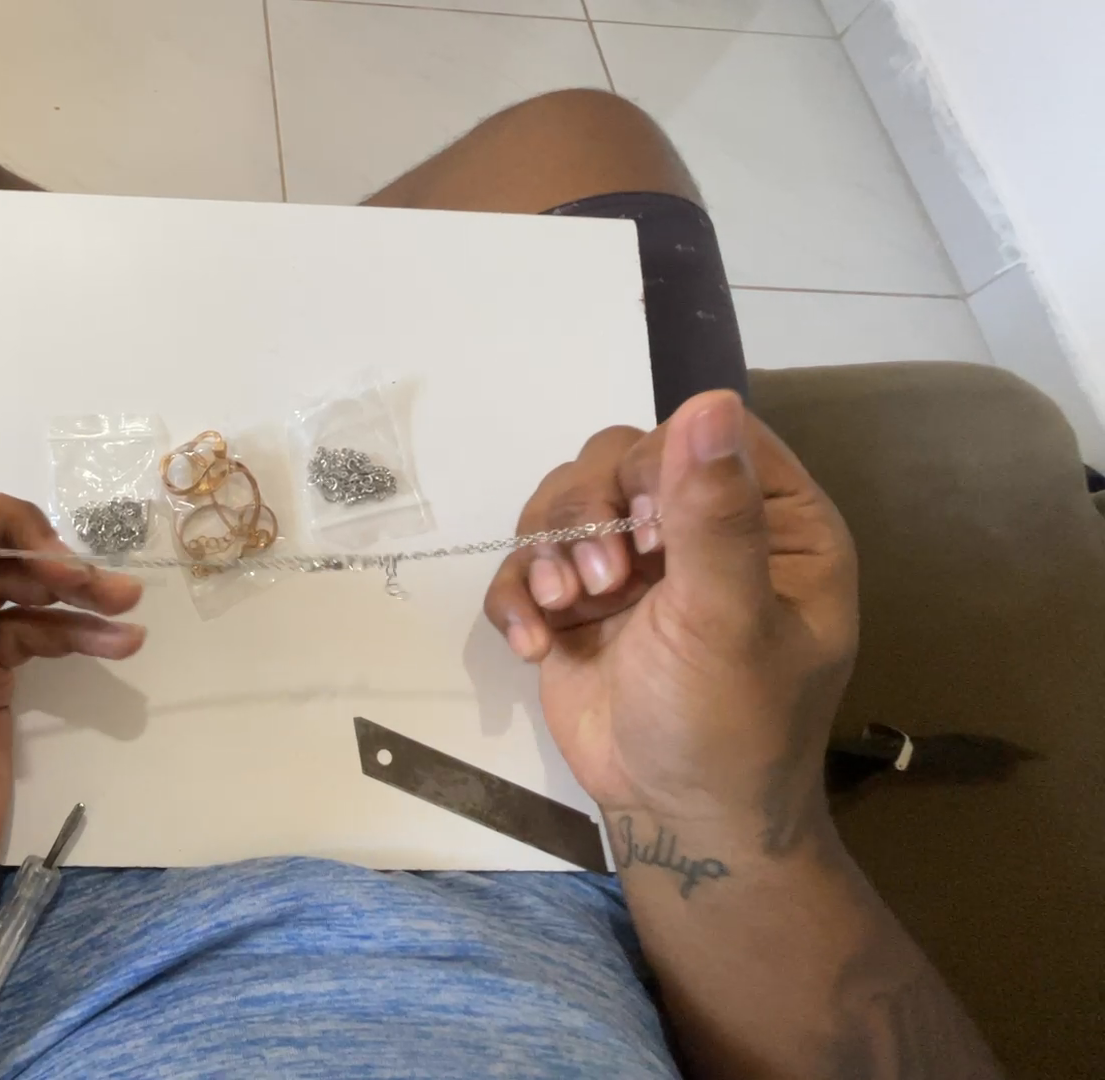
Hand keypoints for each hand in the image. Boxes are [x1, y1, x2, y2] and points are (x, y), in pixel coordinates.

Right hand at [484, 390, 857, 847]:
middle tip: (596, 582)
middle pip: (606, 464)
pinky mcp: (567, 601)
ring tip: (560, 612)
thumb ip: (713, 516)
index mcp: (763, 523)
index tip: (650, 538)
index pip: (699, 437)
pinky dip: (514, 600)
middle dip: (583, 518)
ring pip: (554, 508)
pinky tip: (532, 645)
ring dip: (543, 556)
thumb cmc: (728, 721)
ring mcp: (621, 566)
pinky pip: (520, 567)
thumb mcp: (727, 618)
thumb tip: (708, 401)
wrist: (668, 807)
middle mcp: (688, 532)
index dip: (655, 470)